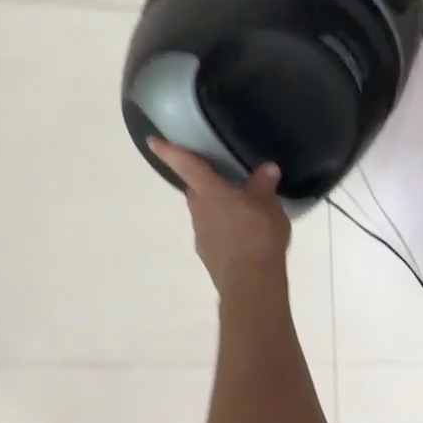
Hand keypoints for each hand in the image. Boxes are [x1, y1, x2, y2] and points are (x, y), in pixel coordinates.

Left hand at [149, 138, 291, 295]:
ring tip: (245, 208)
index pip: (186, 166)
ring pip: (207, 212)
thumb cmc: (257, 234)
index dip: (169, 151)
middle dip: (207, 183)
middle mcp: (199, 210)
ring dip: (220, 207)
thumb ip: (264, 185)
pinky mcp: (209, 253)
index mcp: (210, 192)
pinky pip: (216, 232)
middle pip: (198, 190)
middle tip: (226, 178)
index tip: (153, 141)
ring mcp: (201, 234)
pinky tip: (246, 233)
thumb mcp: (268, 204)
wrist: (250, 281)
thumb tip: (266, 168)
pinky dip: (227, 228)